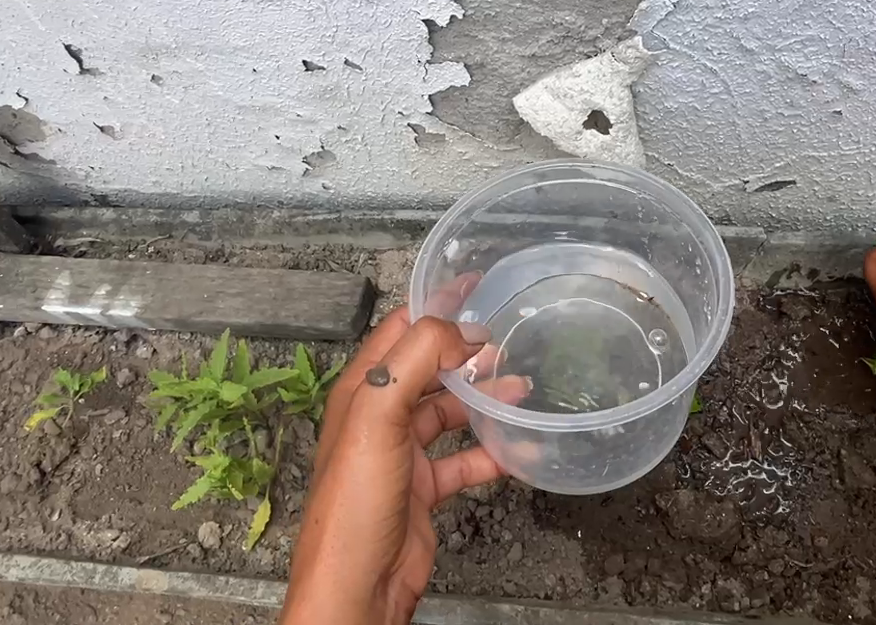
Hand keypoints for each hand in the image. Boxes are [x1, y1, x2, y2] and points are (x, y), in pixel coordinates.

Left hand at [279, 310, 506, 624]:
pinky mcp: (423, 486)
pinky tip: (516, 447)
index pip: (403, 327)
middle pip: (430, 366)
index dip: (438, 303)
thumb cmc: (354, 504)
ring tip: (521, 388)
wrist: (357, 591)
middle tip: (506, 339)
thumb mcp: (378, 415)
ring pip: (450, 410)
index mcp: (363, 387)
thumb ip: (417, 358)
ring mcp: (402, 451)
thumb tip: (462, 331)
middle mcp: (381, 414)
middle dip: (468, 350)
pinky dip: (491, 450)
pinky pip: (464, 458)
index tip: (475, 284)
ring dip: (485, 398)